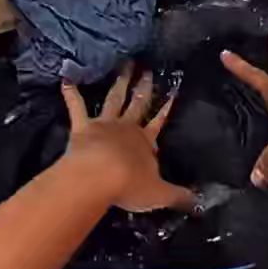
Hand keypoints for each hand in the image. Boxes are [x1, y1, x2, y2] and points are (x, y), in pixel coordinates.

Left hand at [61, 65, 192, 212]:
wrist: (99, 177)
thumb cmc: (130, 185)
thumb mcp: (160, 194)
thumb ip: (179, 196)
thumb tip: (201, 202)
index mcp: (145, 142)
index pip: (158, 123)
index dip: (165, 109)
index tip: (171, 92)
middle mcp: (126, 128)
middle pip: (137, 104)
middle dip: (143, 87)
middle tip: (146, 70)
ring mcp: (104, 124)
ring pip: (114, 99)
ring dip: (119, 82)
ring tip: (124, 66)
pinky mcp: (83, 127)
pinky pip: (76, 106)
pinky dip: (71, 93)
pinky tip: (66, 79)